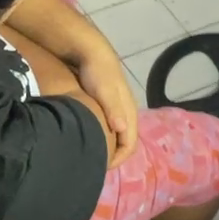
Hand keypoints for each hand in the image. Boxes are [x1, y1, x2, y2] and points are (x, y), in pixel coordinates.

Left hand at [76, 50, 138, 166]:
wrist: (90, 52)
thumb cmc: (97, 73)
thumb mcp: (104, 91)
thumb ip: (113, 109)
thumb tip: (122, 129)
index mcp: (129, 113)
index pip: (130, 144)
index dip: (118, 159)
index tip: (101, 167)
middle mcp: (126, 114)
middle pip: (125, 143)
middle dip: (113, 156)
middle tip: (95, 165)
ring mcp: (117, 110)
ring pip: (118, 136)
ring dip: (108, 147)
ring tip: (92, 156)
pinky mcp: (107, 106)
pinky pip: (109, 128)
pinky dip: (102, 137)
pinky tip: (88, 139)